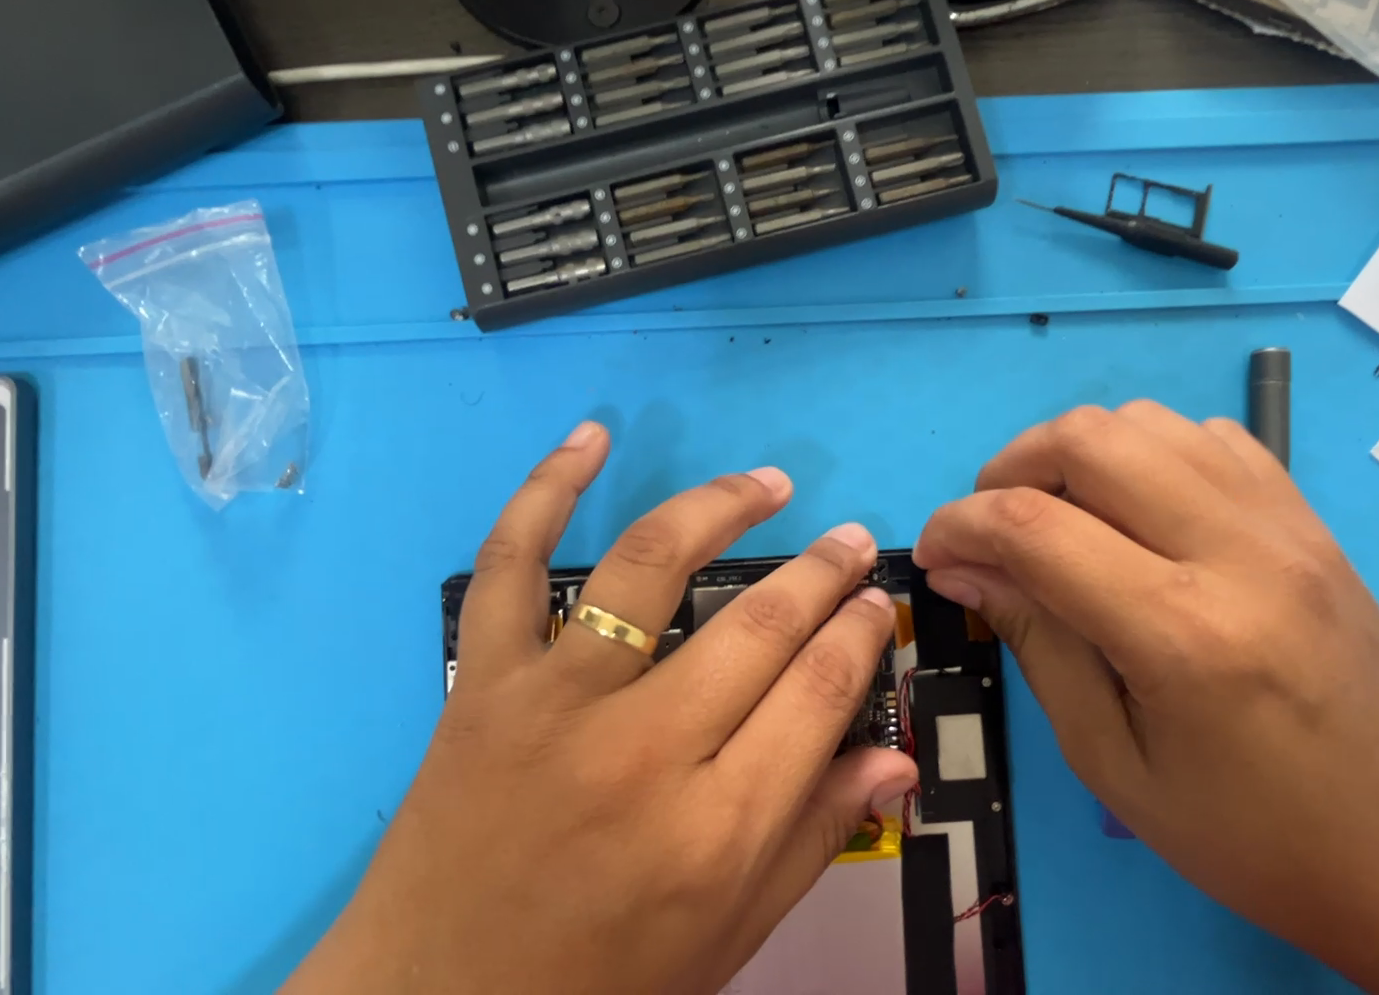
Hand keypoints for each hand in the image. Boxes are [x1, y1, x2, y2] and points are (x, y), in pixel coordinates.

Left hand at [283, 422, 917, 994]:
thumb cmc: (600, 983)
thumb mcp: (729, 934)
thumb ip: (815, 838)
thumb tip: (895, 758)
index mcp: (718, 828)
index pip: (819, 694)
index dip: (860, 636)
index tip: (877, 600)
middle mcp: (643, 750)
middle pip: (757, 626)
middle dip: (822, 571)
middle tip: (853, 537)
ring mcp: (554, 701)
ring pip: (648, 567)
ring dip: (720, 507)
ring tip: (769, 481)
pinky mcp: (483, 680)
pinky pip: (512, 564)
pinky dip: (546, 490)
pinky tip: (592, 437)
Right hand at [913, 402, 1378, 994]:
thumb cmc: (1245, 833)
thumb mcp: (1107, 757)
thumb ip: (1033, 640)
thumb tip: (961, 565)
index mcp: (1183, 633)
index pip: (1034, 527)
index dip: (958, 525)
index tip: (931, 553)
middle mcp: (1239, 552)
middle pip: (1088, 440)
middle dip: (1007, 468)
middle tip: (985, 528)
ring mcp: (1286, 525)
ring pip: (1146, 421)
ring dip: (1072, 452)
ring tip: (1051, 513)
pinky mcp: (1310, 521)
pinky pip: (1207, 437)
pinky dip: (1143, 451)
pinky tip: (1130, 508)